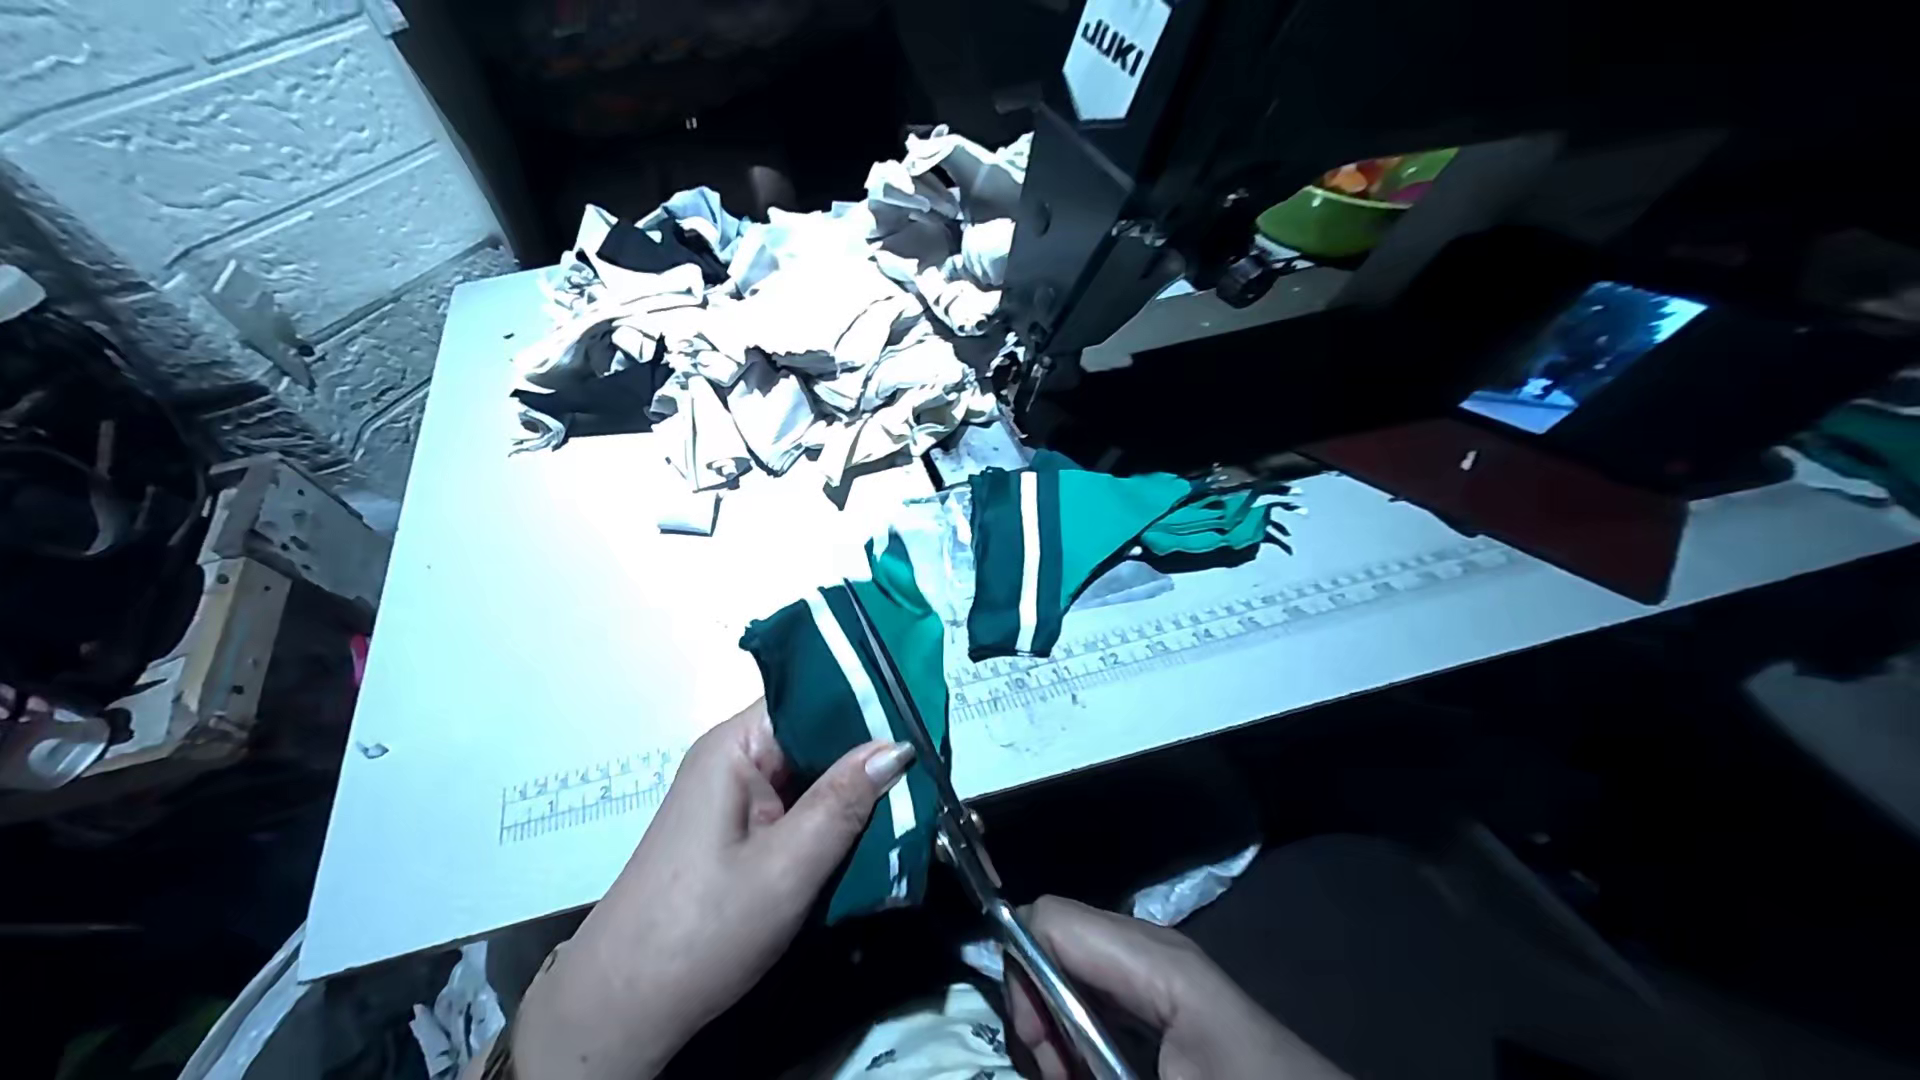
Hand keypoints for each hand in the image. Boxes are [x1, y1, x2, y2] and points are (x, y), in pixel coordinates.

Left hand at [511, 699, 914, 1079]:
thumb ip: (843, 803)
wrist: (622, 1012)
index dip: (865, 698)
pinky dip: (838, 812)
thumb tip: (900, 745)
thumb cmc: (701, 931)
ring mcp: (741, 794)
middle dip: (870, 747)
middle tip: (932, 756)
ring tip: (919, 787)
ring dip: (857, 784)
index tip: (920, 709)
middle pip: (817, 733)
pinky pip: (803, 802)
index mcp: (736, 745)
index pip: (810, 695)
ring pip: (815, 771)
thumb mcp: (785, 868)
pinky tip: (879, 823)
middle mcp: (737, 758)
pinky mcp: (746, 827)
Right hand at [1006, 896, 1348, 1079]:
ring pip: (1073, 960)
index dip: (1020, 976)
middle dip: (1037, 1003)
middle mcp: (1152, 946)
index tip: (1037, 1050)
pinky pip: (1101, 984)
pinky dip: (1082, 1023)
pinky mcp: (1168, 992)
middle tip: (1058, 1073)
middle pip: (1054, 936)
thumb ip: (1091, 1062)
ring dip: (1057, 1019)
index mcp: (1153, 959)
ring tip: (1075, 1076)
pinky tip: (1098, 1068)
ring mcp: (1162, 965)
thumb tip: (1048, 1056)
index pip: (1047, 919)